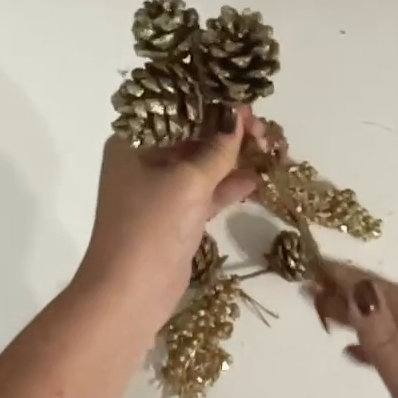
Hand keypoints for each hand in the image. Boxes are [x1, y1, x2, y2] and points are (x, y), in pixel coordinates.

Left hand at [75, 103, 262, 323]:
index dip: (210, 103)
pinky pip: (205, 191)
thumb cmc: (151, 227)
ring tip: (269, 146)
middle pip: (191, 134)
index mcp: (133, 140)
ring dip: (232, 156)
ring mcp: (159, 189)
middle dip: (226, 130)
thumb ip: (217, 148)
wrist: (129, 296)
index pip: (175, 109)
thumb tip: (237, 113)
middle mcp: (143, 159)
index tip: (244, 101)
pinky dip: (228, 184)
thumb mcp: (188, 182)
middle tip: (263, 127)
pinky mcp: (175, 216)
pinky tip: (258, 177)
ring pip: (201, 163)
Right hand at [313, 266, 397, 397]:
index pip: (397, 296)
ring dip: (363, 320)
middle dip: (354, 295)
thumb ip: (389, 349)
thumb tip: (361, 290)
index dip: (355, 278)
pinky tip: (354, 354)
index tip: (314, 265)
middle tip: (308, 286)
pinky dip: (377, 350)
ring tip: (321, 312)